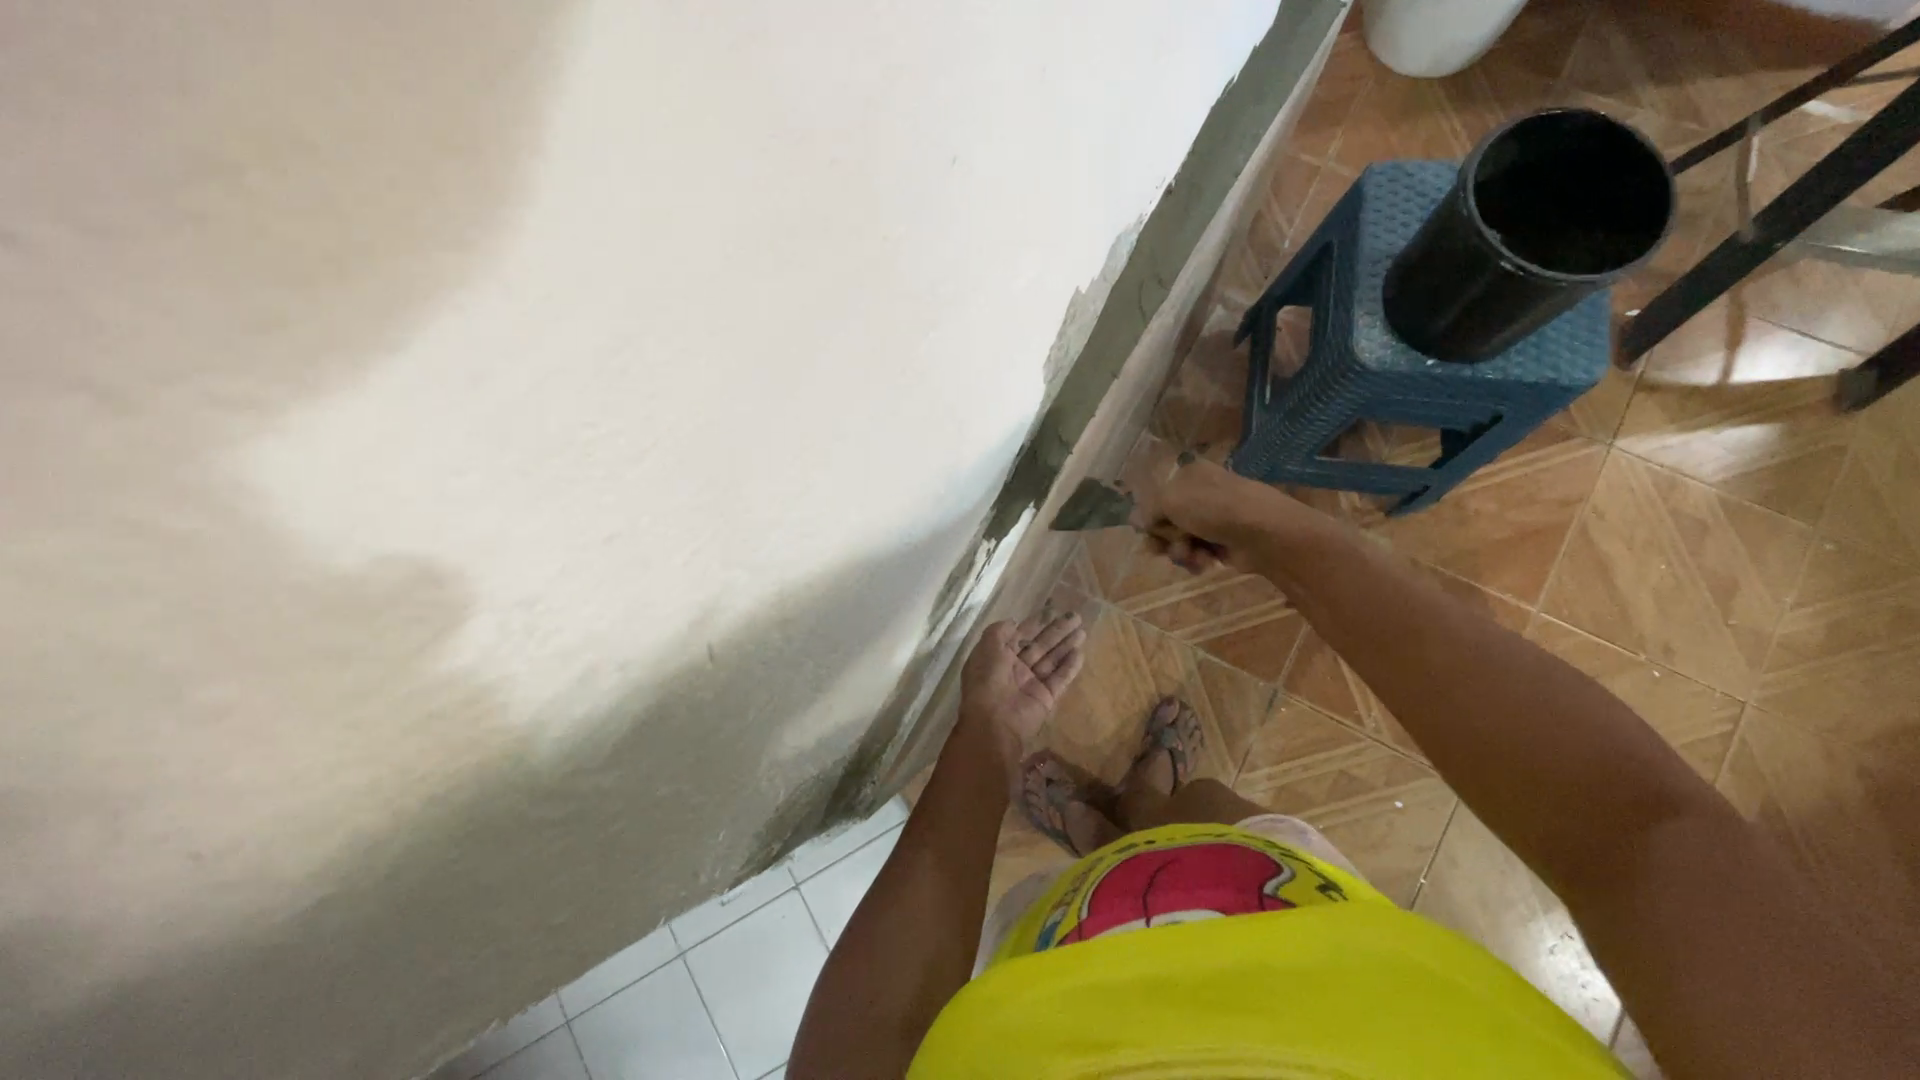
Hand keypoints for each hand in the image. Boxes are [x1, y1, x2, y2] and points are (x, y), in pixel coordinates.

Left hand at [958, 610, 1085, 760]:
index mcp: (999, 656)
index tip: (1053, 611)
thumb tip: (1012, 621)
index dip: (1036, 623)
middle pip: (1040, 645)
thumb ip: (998, 632)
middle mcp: (1016, 668)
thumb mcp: (986, 649)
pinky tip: (1080, 653)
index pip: (1021, 636)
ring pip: (1052, 660)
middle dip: (1057, 631)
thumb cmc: (987, 680)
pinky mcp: (1045, 697)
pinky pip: (1060, 679)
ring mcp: (1032, 683)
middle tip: (1076, 617)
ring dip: (1066, 645)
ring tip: (1082, 631)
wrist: (994, 721)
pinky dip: (1069, 667)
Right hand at [1128, 453, 1259, 573]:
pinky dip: (1197, 560)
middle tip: (1160, 549)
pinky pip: (1199, 552)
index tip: (1147, 530)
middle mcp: (1201, 493)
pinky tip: (1203, 564)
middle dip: (1163, 538)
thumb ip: (1148, 511)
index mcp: (1189, 474)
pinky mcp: (1224, 542)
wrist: (1264, 532)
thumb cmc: (1214, 508)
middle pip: (1167, 520)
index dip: (1149, 516)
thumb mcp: (1170, 500)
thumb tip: (1136, 521)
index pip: (1157, 495)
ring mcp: (1214, 518)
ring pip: (1181, 539)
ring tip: (1190, 557)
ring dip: (1179, 552)